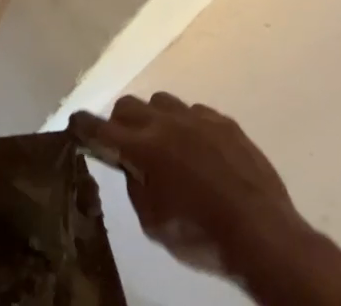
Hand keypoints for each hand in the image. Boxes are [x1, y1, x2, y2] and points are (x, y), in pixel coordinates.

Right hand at [71, 93, 299, 274]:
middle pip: (127, 105)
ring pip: (162, 102)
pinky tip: (199, 150)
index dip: (82, 126)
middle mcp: (166, 124)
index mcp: (143, 148)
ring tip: (166, 144)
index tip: (75, 126)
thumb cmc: (202, 237)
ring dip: (155, 119)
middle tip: (127, 145)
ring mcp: (199, 120)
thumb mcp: (153, 222)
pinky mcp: (226, 124)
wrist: (265, 238)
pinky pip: (196, 113)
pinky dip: (188, 126)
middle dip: (120, 122)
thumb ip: (135, 185)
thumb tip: (131, 166)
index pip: (98, 127)